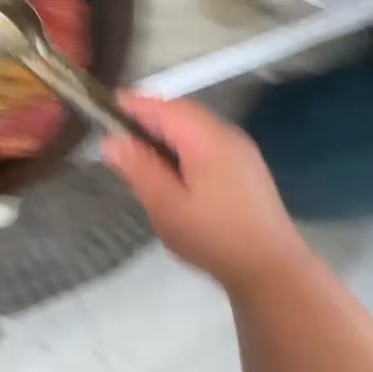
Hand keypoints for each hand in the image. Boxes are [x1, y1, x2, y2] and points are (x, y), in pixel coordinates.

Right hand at [101, 94, 309, 290]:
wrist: (269, 267)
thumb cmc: (212, 235)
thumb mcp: (165, 204)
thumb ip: (138, 168)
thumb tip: (111, 141)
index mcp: (208, 141)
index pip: (166, 108)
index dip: (134, 104)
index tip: (102, 104)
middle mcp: (228, 137)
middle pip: (182, 114)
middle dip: (147, 117)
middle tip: (113, 131)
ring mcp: (241, 152)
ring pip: (194, 129)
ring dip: (163, 132)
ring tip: (134, 150)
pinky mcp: (244, 169)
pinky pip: (205, 143)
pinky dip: (180, 146)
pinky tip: (167, 168)